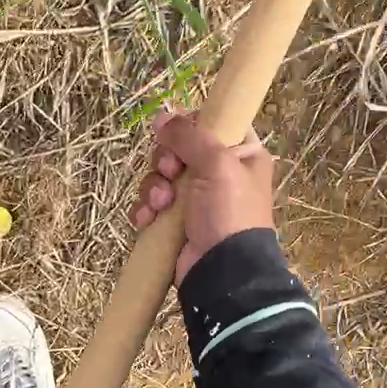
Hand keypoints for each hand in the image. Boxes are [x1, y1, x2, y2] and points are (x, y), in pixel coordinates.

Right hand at [129, 111, 274, 284]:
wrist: (221, 270)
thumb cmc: (229, 212)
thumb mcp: (217, 163)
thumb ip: (189, 135)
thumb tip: (161, 117)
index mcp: (241, 155)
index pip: (211, 125)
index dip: (189, 126)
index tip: (174, 132)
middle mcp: (218, 175)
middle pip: (178, 150)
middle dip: (165, 162)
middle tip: (170, 173)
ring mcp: (194, 200)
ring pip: (160, 178)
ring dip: (153, 189)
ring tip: (160, 205)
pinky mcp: (174, 223)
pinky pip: (150, 205)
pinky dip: (145, 210)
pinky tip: (146, 220)